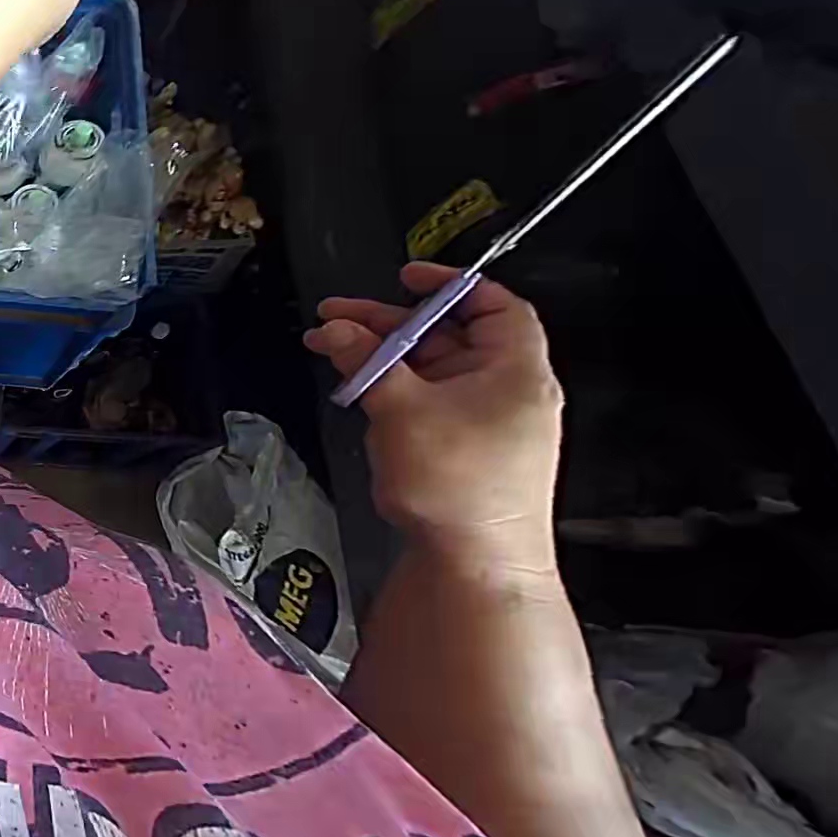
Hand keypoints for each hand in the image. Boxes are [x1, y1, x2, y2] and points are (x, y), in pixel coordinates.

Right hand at [304, 262, 563, 568]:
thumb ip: (366, 361)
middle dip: (385, 323)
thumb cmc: (453, 477)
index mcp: (512, 370)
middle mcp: (499, 387)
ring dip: (376, 354)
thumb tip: (334, 327)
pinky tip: (351, 383)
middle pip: (442, 336)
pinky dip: (385, 384)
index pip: (494, 306)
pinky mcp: (454, 441)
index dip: (450, 284)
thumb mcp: (402, 408)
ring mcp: (476, 416)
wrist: (474, 559)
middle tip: (331, 316)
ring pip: (423, 367)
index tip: (404, 277)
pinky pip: (418, 397)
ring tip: (325, 344)